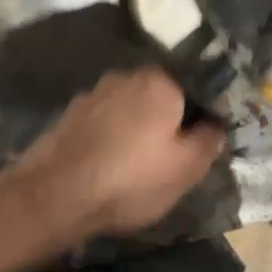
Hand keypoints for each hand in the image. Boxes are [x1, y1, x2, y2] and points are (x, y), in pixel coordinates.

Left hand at [0, 68, 226, 241]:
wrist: (54, 195)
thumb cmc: (131, 179)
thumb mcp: (186, 168)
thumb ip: (210, 141)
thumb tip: (217, 125)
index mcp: (160, 81)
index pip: (195, 92)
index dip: (201, 120)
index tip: (199, 147)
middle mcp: (126, 76)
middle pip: (160, 97)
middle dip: (167, 122)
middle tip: (169, 159)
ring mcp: (94, 93)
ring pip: (130, 109)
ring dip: (137, 129)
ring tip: (136, 166)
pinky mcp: (70, 114)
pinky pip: (104, 122)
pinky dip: (111, 137)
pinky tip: (108, 165)